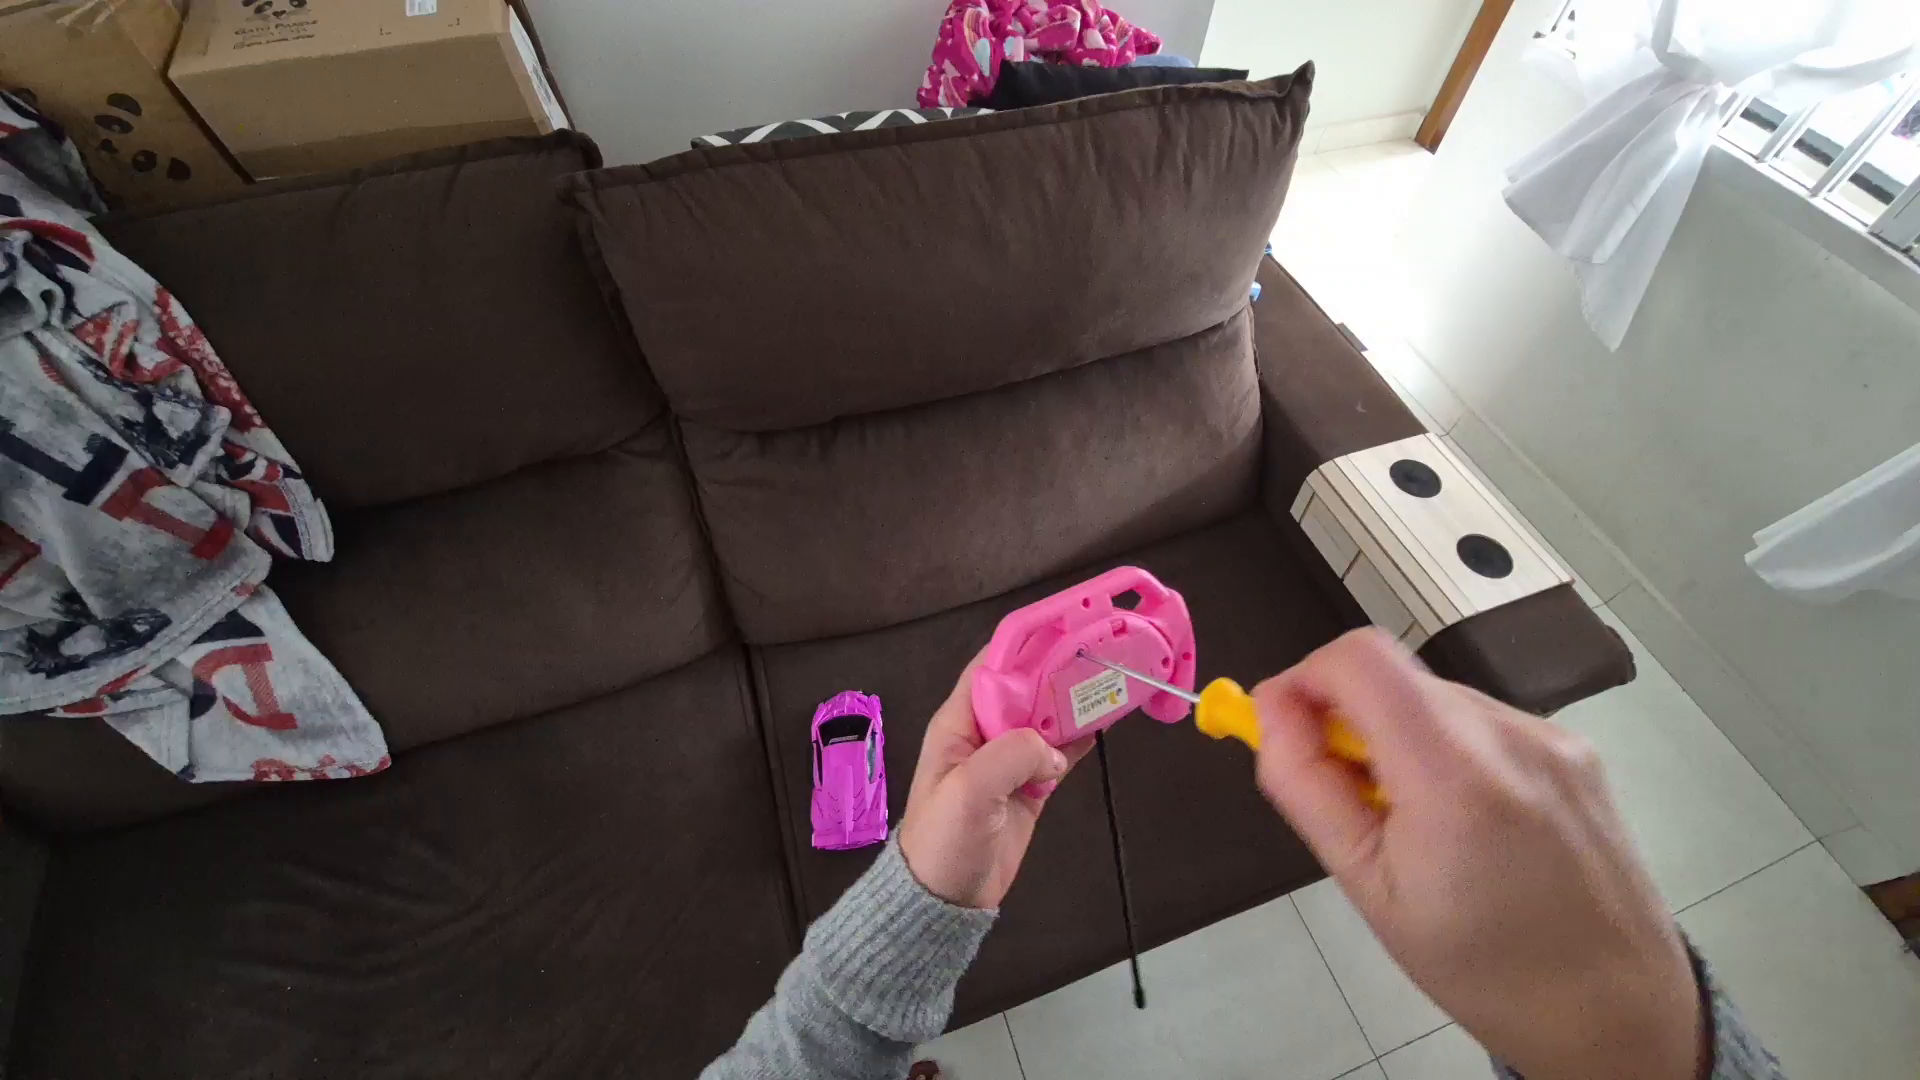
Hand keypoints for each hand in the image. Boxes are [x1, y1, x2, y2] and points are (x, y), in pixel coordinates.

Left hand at [897, 654, 1092, 908]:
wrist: (945, 899)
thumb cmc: (945, 838)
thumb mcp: (969, 791)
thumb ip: (1010, 755)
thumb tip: (1053, 749)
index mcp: (960, 721)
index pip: (993, 666)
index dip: (1026, 643)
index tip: (1065, 626)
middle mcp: (986, 731)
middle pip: (1026, 686)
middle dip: (1059, 668)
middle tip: (1101, 651)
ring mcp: (1009, 758)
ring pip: (1046, 716)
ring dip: (1074, 700)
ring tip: (1112, 678)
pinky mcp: (1030, 785)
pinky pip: (1058, 750)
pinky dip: (1081, 736)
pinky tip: (1106, 720)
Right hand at [1253, 630, 1706, 1079]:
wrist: (1625, 1017)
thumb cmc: (1477, 965)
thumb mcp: (1362, 882)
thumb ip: (1301, 781)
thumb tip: (1270, 705)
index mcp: (1455, 774)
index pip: (1359, 657)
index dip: (1305, 676)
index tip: (1287, 727)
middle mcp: (1510, 734)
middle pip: (1390, 674)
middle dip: (1342, 712)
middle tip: (1338, 785)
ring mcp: (1549, 734)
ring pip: (1426, 694)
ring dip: (1389, 730)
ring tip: (1404, 810)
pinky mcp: (1570, 745)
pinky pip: (1469, 716)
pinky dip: (1435, 743)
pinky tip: (1456, 810)